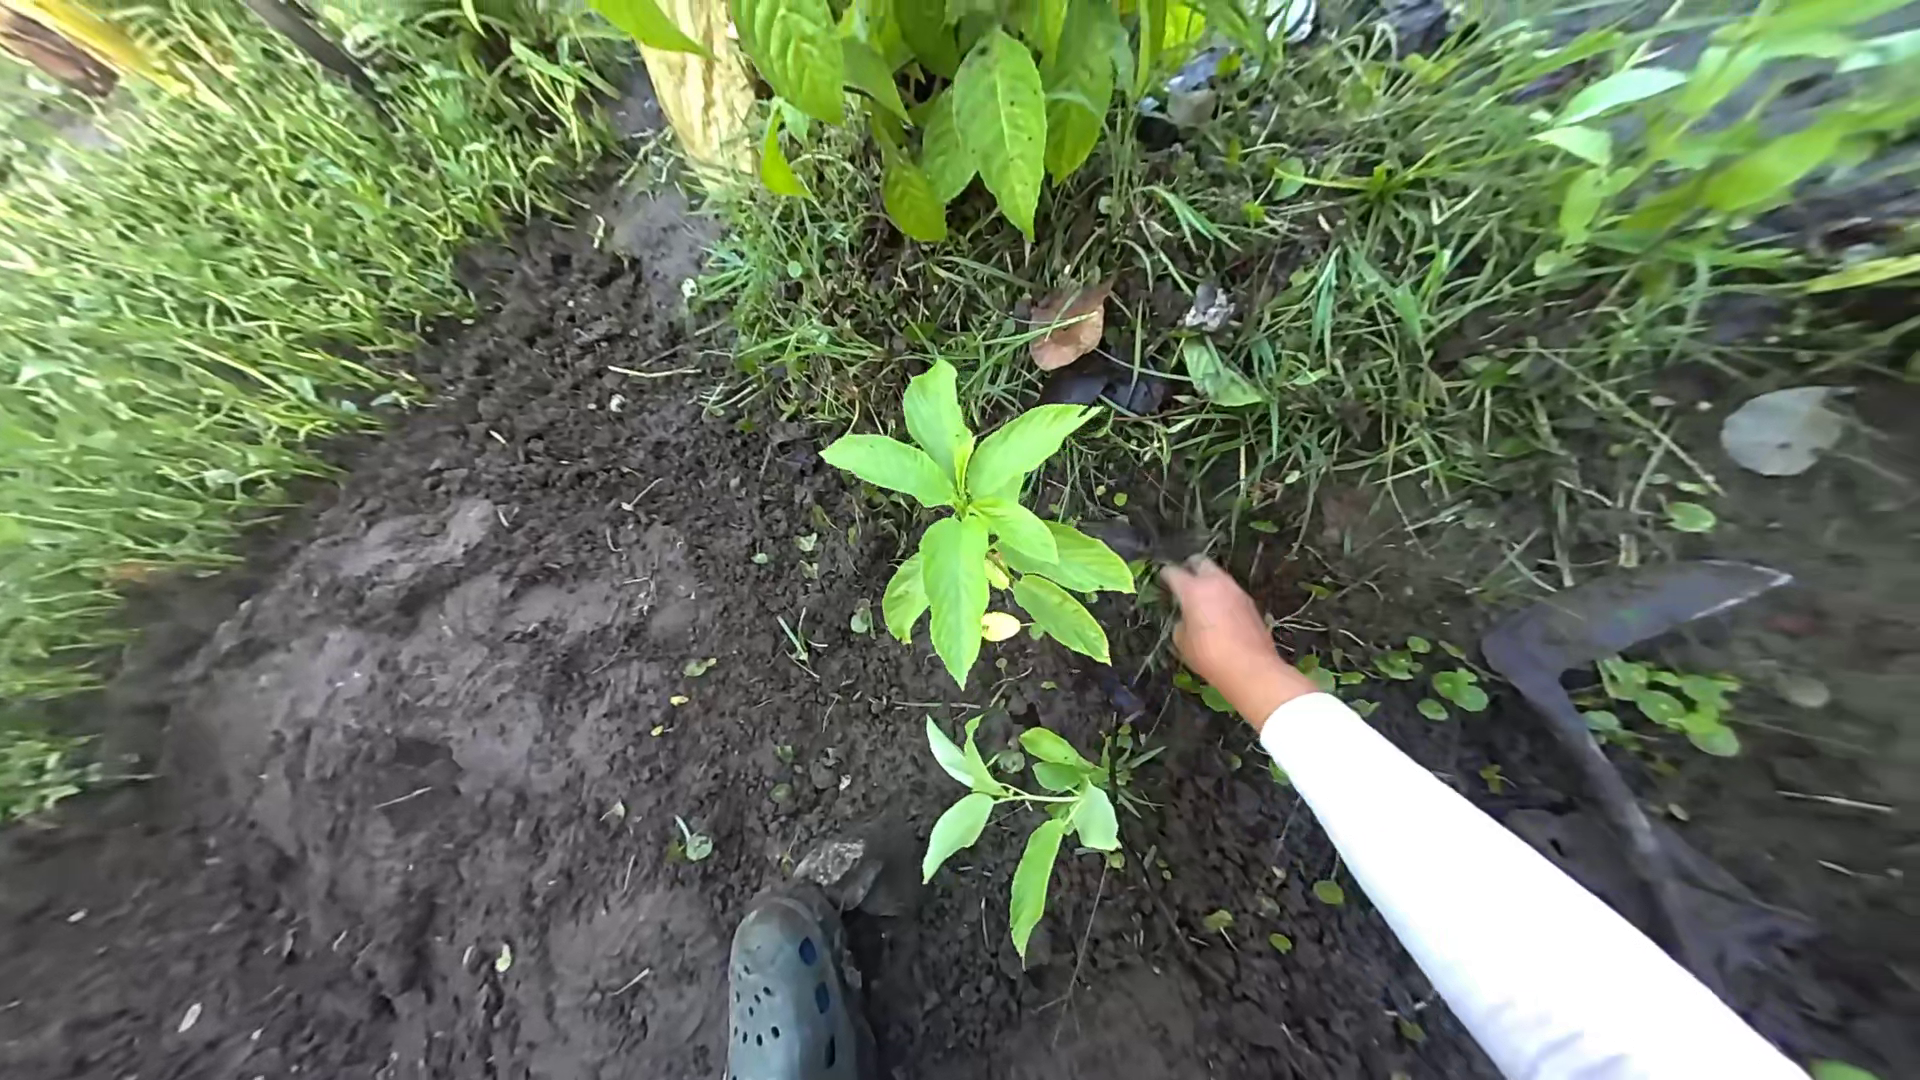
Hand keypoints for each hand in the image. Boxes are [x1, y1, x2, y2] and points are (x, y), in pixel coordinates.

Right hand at [1160, 557, 1319, 730]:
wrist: (1251, 669)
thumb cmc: (1208, 655)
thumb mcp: (1181, 641)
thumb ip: (1180, 623)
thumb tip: (1186, 620)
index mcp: (1192, 589)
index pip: (1173, 572)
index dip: (1164, 575)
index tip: (1161, 580)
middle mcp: (1216, 583)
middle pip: (1201, 562)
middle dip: (1190, 567)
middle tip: (1183, 580)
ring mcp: (1236, 591)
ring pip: (1219, 576)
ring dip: (1208, 582)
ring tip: (1200, 598)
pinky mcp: (1250, 603)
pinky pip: (1231, 591)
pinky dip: (1222, 595)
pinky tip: (1218, 611)